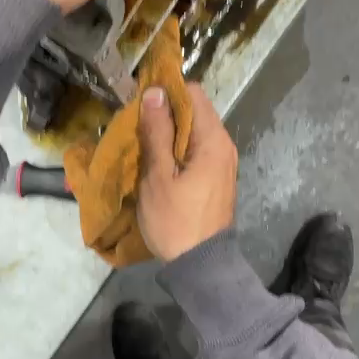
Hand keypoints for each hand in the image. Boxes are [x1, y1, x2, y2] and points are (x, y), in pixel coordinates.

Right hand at [137, 83, 236, 260]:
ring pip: (193, 133)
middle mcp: (223, 145)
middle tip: (135, 127)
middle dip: (164, 114)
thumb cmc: (176, 221)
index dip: (166, 93)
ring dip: (167, 134)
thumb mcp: (158, 176)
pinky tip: (156, 163)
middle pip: (193, 112)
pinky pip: (195, 152)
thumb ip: (157, 132)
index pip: (193, 94)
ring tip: (141, 146)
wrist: (200, 265)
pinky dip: (176, 151)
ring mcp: (222, 163)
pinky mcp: (215, 178)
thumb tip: (154, 92)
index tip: (140, 103)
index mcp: (213, 140)